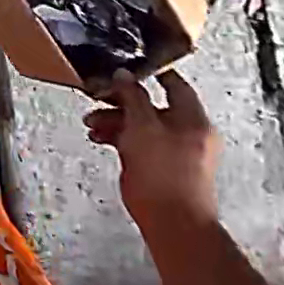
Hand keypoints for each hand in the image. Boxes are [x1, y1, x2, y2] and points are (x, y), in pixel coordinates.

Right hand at [84, 69, 220, 234]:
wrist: (170, 219)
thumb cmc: (163, 170)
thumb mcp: (142, 124)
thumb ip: (132, 96)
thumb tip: (124, 75)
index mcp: (192, 119)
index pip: (175, 85)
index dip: (152, 73)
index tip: (129, 65)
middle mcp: (187, 132)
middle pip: (151, 105)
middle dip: (121, 101)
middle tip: (98, 97)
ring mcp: (173, 150)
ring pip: (140, 124)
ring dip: (114, 120)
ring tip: (91, 122)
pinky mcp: (159, 165)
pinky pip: (137, 141)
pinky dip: (118, 137)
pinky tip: (98, 137)